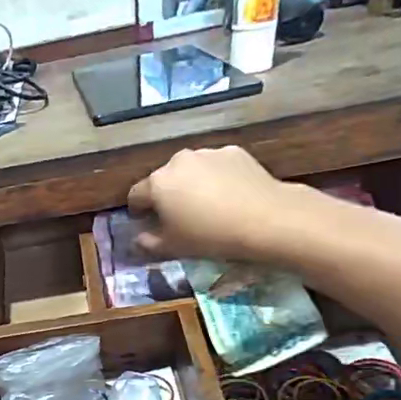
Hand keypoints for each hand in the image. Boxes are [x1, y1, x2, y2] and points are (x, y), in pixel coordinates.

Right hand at [127, 147, 307, 262]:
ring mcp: (207, 153)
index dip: (137, 210)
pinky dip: (217, 178)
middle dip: (168, 195)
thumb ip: (150, 243)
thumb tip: (138, 239)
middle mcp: (178, 160)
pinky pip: (217, 167)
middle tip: (180, 217)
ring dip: (192, 184)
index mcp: (158, 183)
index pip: (136, 194)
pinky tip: (230, 196)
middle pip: (165, 179)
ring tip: (208, 206)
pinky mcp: (233, 151)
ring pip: (191, 170)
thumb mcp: (175, 248)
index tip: (145, 222)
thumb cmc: (210, 237)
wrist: (263, 218)